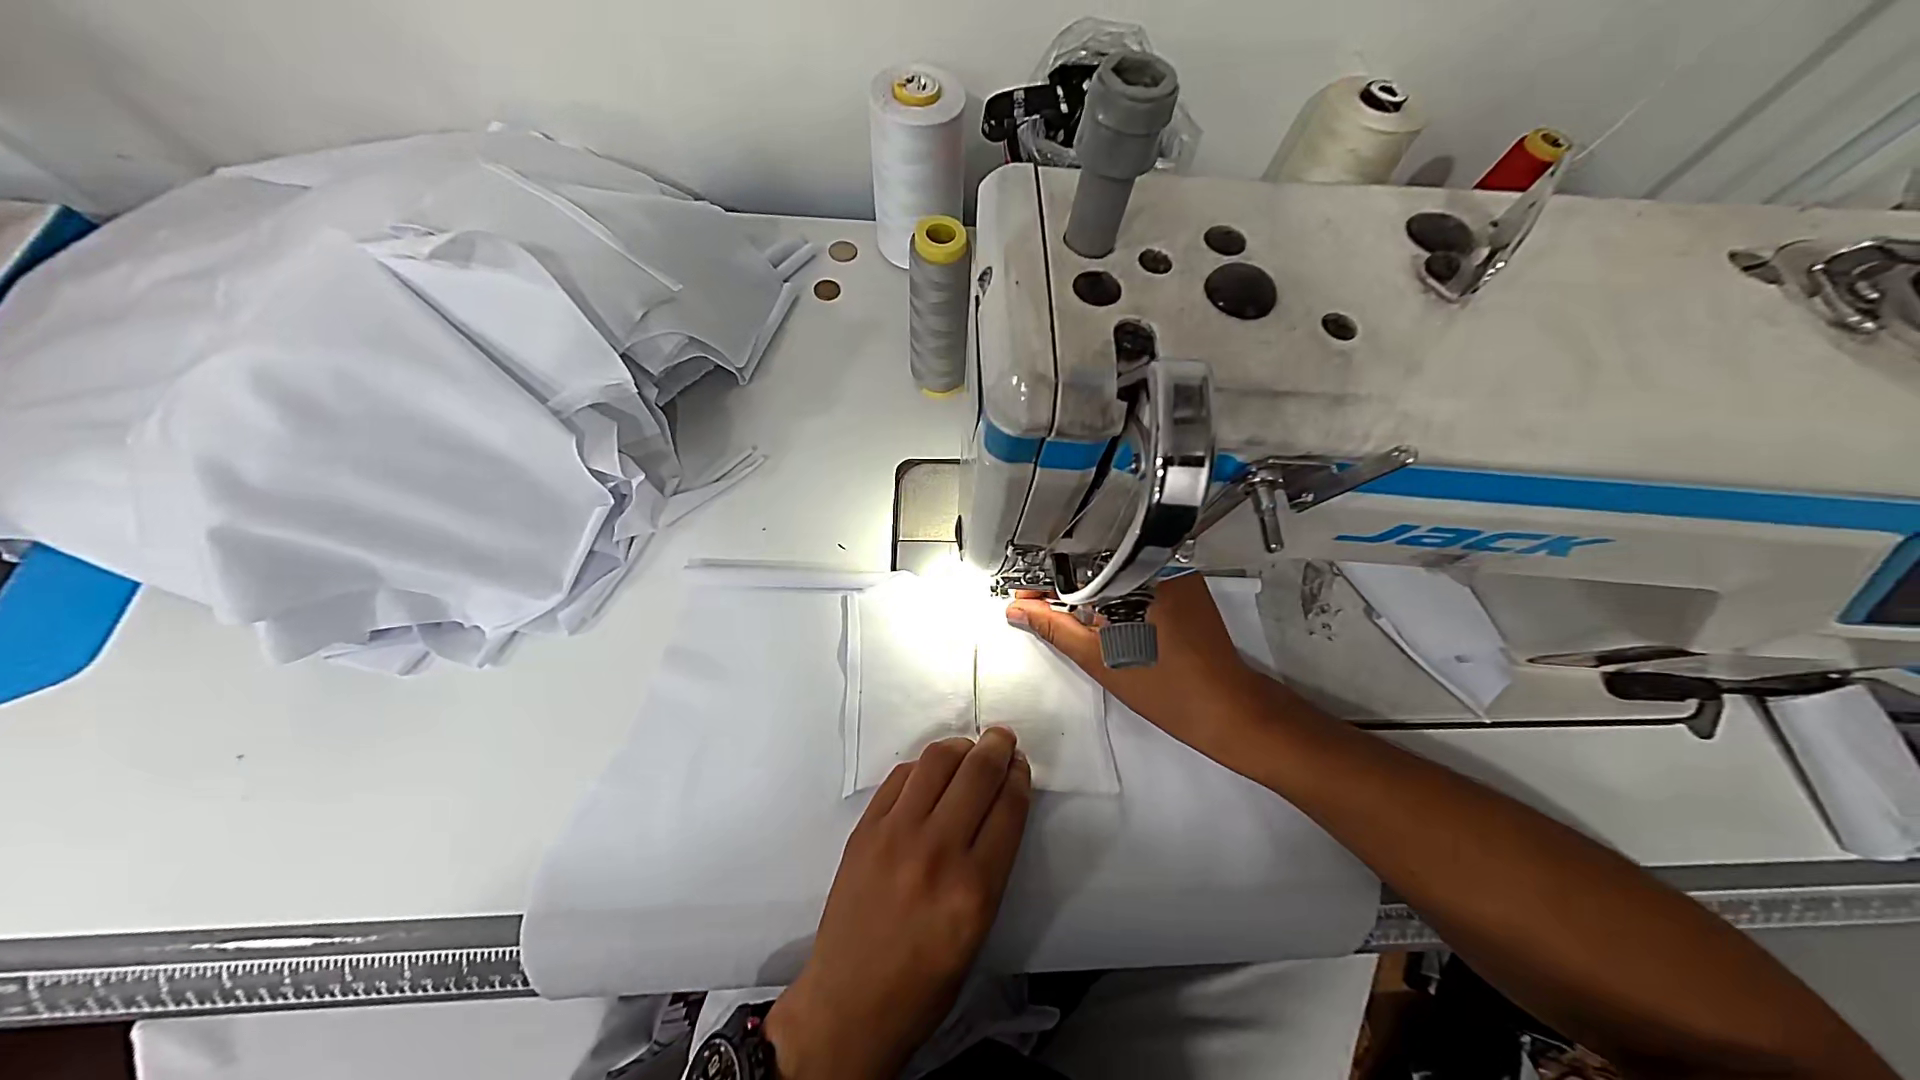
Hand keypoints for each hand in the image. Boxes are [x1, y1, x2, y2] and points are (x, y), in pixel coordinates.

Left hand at [764, 728, 1031, 1079]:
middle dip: (996, 747)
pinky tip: (931, 771)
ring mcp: (895, 835)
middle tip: (1002, 739)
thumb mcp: (978, 929)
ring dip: (960, 746)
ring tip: (969, 748)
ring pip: (936, 762)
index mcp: (975, 887)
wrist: (850, 1003)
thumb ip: (993, 864)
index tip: (1020, 765)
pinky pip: (899, 777)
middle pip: (977, 773)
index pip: (1008, 806)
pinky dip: (922, 765)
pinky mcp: (865, 830)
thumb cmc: (923, 981)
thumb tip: (999, 808)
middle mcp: (937, 851)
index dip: (1019, 776)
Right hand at [1005, 574, 1290, 762]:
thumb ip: (1055, 627)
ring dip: (1091, 594)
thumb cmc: (1171, 690)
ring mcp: (1178, 576)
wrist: (1226, 711)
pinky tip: (1105, 622)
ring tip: (1072, 620)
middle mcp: (1162, 567)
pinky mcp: (1186, 589)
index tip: (1025, 595)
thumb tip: (1020, 609)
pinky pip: (1138, 584)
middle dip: (1066, 589)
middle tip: (1039, 609)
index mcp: (1141, 576)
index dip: (1046, 585)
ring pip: (1116, 576)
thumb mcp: (1100, 658)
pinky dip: (1117, 599)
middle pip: (1097, 568)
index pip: (1080, 569)